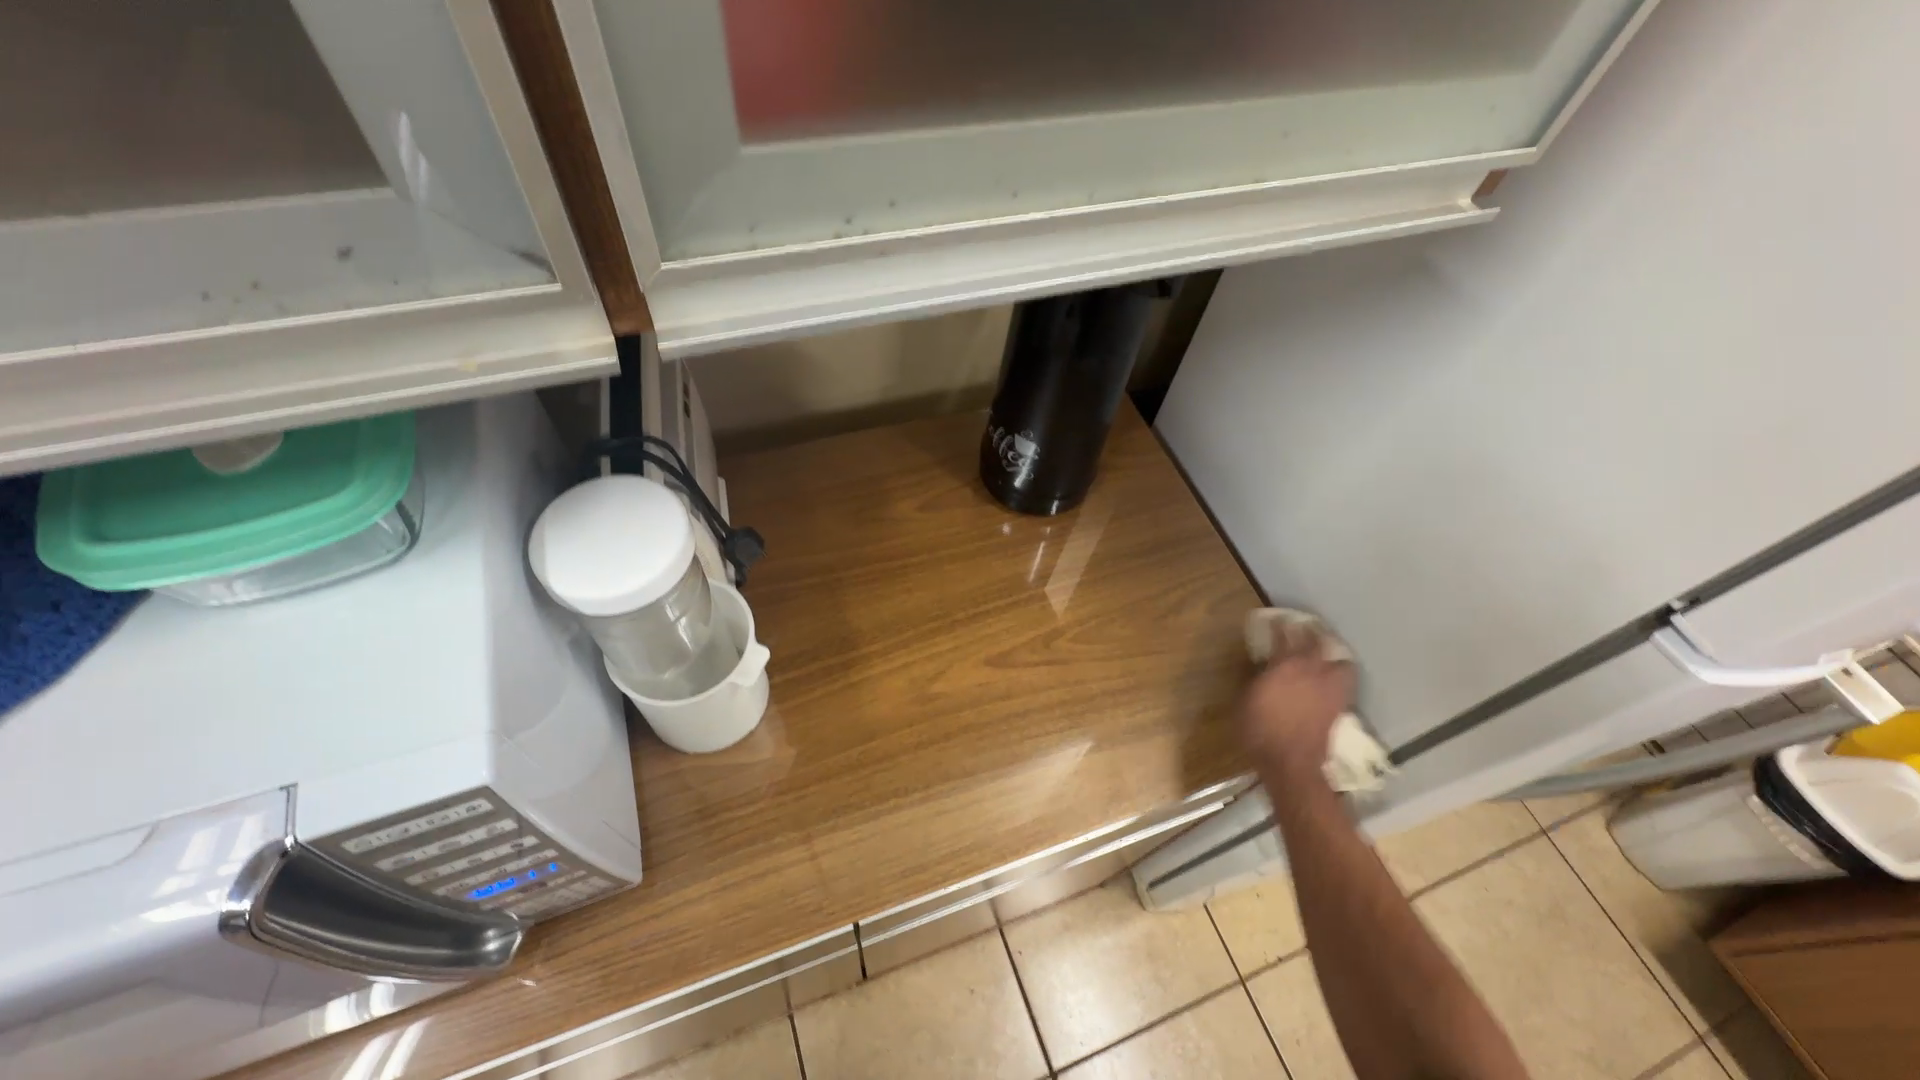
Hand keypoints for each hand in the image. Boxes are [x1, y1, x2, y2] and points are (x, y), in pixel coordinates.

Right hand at [1239, 623, 1354, 777]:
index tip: (1275, 620)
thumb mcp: (1246, 700)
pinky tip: (1333, 676)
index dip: (1279, 625)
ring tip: (1325, 651)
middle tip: (1303, 628)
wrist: (1292, 763)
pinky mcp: (1340, 703)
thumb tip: (1264, 665)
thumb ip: (1257, 677)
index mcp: (1284, 664)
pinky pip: (1345, 678)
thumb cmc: (1260, 731)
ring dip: (1331, 651)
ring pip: (1338, 657)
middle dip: (1309, 631)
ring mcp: (1329, 686)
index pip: (1283, 635)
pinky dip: (1340, 672)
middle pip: (1315, 640)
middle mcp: (1311, 669)